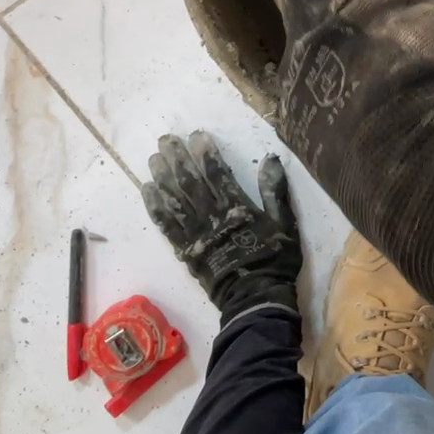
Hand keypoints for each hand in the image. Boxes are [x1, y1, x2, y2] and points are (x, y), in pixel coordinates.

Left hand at [140, 131, 301, 323]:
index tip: (197, 136)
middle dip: (178, 159)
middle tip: (166, 140)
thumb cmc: (274, 259)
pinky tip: (147, 190)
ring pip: (175, 200)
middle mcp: (212, 216)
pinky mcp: (185, 250)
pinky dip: (156, 207)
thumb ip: (276, 192)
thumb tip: (271, 159)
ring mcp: (195, 233)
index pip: (217, 173)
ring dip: (163, 177)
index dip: (206, 153)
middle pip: (190, 182)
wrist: (255, 298)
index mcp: (236, 207)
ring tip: (153, 158)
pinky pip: (166, 225)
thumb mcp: (285, 224)